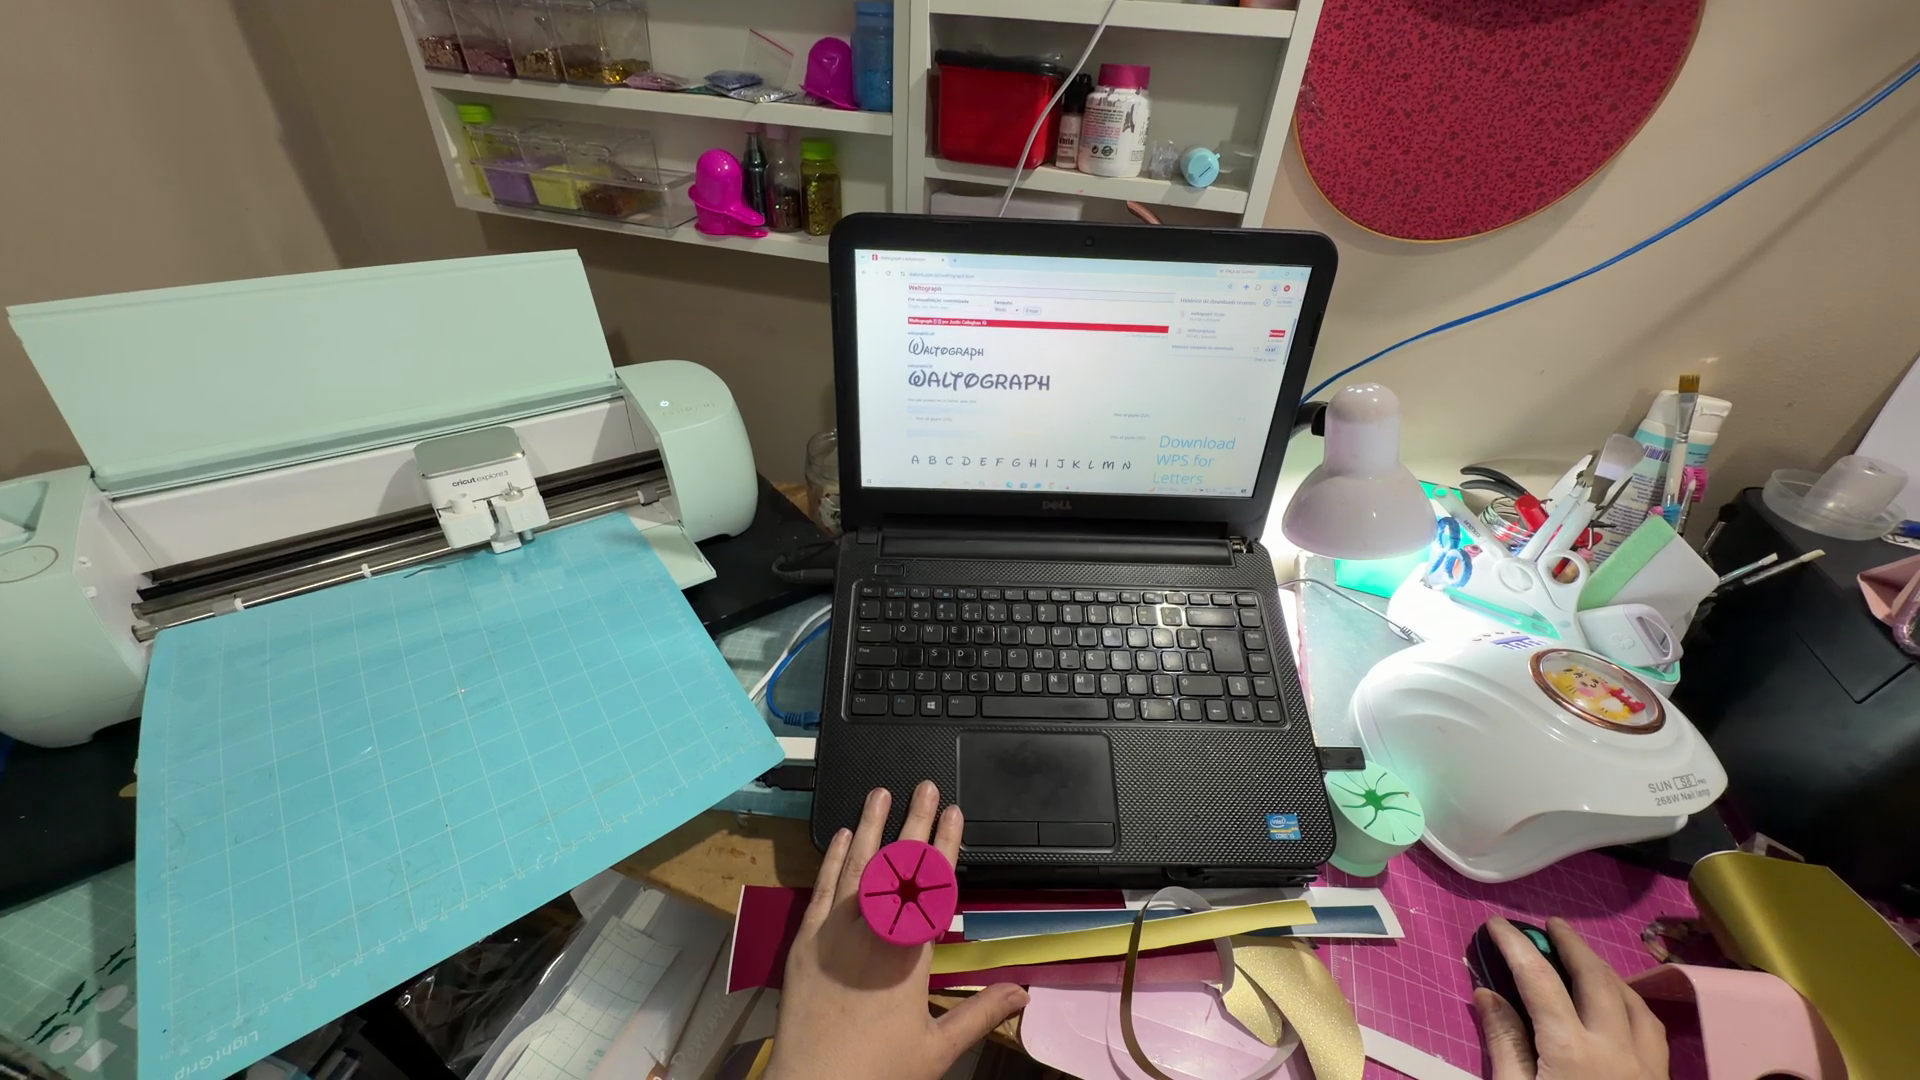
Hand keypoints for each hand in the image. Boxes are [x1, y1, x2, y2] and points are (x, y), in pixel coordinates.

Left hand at [765, 782, 1028, 1079]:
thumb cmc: (876, 1073)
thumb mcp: (937, 1049)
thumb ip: (980, 1014)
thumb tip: (1022, 993)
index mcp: (908, 953)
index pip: (933, 884)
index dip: (946, 844)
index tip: (954, 813)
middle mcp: (873, 931)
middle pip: (898, 864)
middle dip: (914, 820)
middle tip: (924, 787)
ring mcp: (836, 931)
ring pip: (858, 865)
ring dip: (872, 825)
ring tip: (880, 793)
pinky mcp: (806, 941)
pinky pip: (823, 889)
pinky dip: (834, 859)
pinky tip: (844, 836)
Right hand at [1472, 916, 1667, 1079]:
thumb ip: (1504, 1042)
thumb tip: (1486, 992)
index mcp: (1571, 1050)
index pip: (1539, 978)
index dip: (1515, 944)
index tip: (1496, 924)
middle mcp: (1616, 1051)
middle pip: (1597, 980)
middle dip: (1571, 945)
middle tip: (1551, 924)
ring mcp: (1647, 1071)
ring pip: (1635, 1003)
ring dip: (1606, 971)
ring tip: (1585, 957)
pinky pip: (1653, 1032)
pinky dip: (1632, 1004)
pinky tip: (1620, 1006)